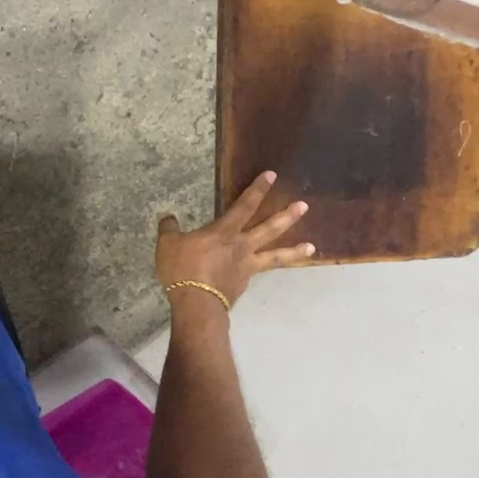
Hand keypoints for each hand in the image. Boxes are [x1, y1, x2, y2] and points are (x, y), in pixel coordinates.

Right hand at [156, 171, 313, 305]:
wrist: (196, 302)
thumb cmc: (182, 268)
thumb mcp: (167, 244)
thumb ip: (169, 229)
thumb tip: (167, 216)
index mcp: (223, 232)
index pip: (244, 205)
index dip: (257, 189)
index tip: (271, 176)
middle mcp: (241, 246)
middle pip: (269, 228)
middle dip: (286, 216)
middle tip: (304, 206)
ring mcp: (246, 266)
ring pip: (276, 255)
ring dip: (294, 251)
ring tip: (311, 247)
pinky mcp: (244, 283)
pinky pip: (261, 272)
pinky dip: (266, 270)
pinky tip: (266, 269)